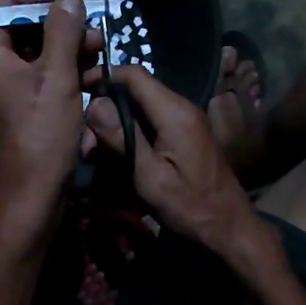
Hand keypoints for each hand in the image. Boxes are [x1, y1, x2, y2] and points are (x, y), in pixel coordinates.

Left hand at [0, 0, 102, 224]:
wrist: (33, 190)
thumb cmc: (41, 132)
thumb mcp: (57, 75)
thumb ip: (63, 30)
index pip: (7, 2)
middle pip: (24, 25)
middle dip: (63, 23)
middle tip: (96, 23)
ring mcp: (2, 84)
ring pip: (38, 50)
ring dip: (70, 46)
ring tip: (101, 47)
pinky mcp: (19, 102)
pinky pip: (42, 73)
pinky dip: (66, 69)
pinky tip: (94, 71)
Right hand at [84, 62, 263, 256]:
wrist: (228, 228)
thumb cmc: (189, 206)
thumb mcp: (149, 176)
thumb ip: (122, 138)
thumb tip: (94, 104)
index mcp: (174, 113)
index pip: (134, 75)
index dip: (104, 76)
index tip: (77, 90)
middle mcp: (181, 108)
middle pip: (134, 93)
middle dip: (104, 113)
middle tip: (86, 147)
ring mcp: (184, 122)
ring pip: (139, 110)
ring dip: (114, 128)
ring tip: (95, 158)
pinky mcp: (184, 135)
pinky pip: (150, 124)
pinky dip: (129, 136)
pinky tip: (115, 160)